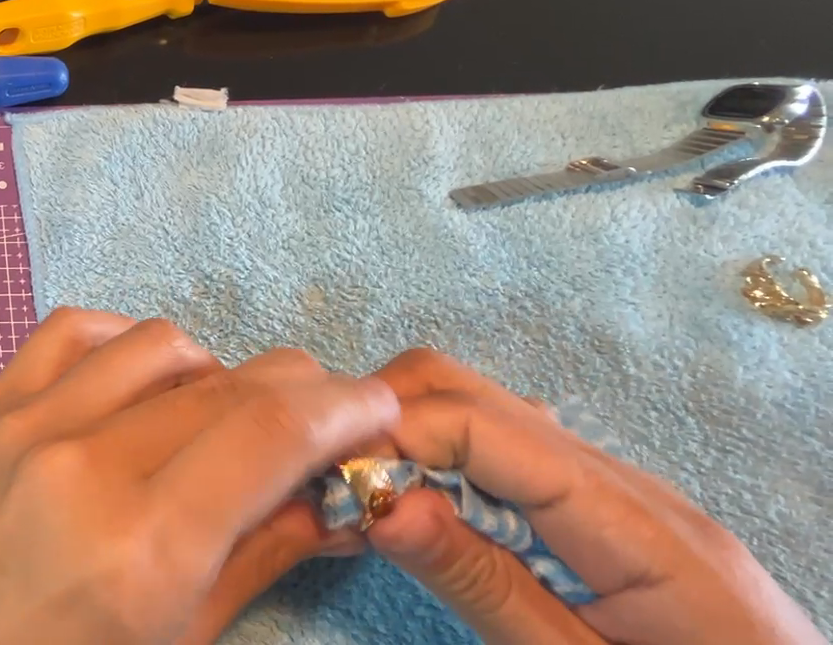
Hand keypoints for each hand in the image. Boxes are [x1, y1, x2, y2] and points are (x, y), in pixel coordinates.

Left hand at [0, 310, 397, 644]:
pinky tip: (138, 376)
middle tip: (315, 416)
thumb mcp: (171, 643)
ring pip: (156, 342)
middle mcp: (86, 463)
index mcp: (144, 548)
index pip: (268, 435)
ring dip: (210, 367)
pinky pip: (73, 329)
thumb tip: (330, 496)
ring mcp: (27, 419)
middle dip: (292, 390)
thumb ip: (256, 560)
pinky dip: (125, 340)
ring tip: (215, 412)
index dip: (340, 409)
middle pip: (222, 385)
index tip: (377, 405)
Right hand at [365, 349, 823, 644]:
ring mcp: (611, 482)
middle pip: (466, 385)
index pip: (478, 422)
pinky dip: (442, 452)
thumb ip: (482, 585)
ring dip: (407, 430)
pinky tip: (430, 505)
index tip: (337, 480)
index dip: (393, 435)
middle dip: (386, 414)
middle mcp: (620, 477)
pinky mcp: (598, 499)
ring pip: (475, 400)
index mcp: (633, 524)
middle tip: (344, 478)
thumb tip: (380, 505)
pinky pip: (500, 441)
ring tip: (377, 492)